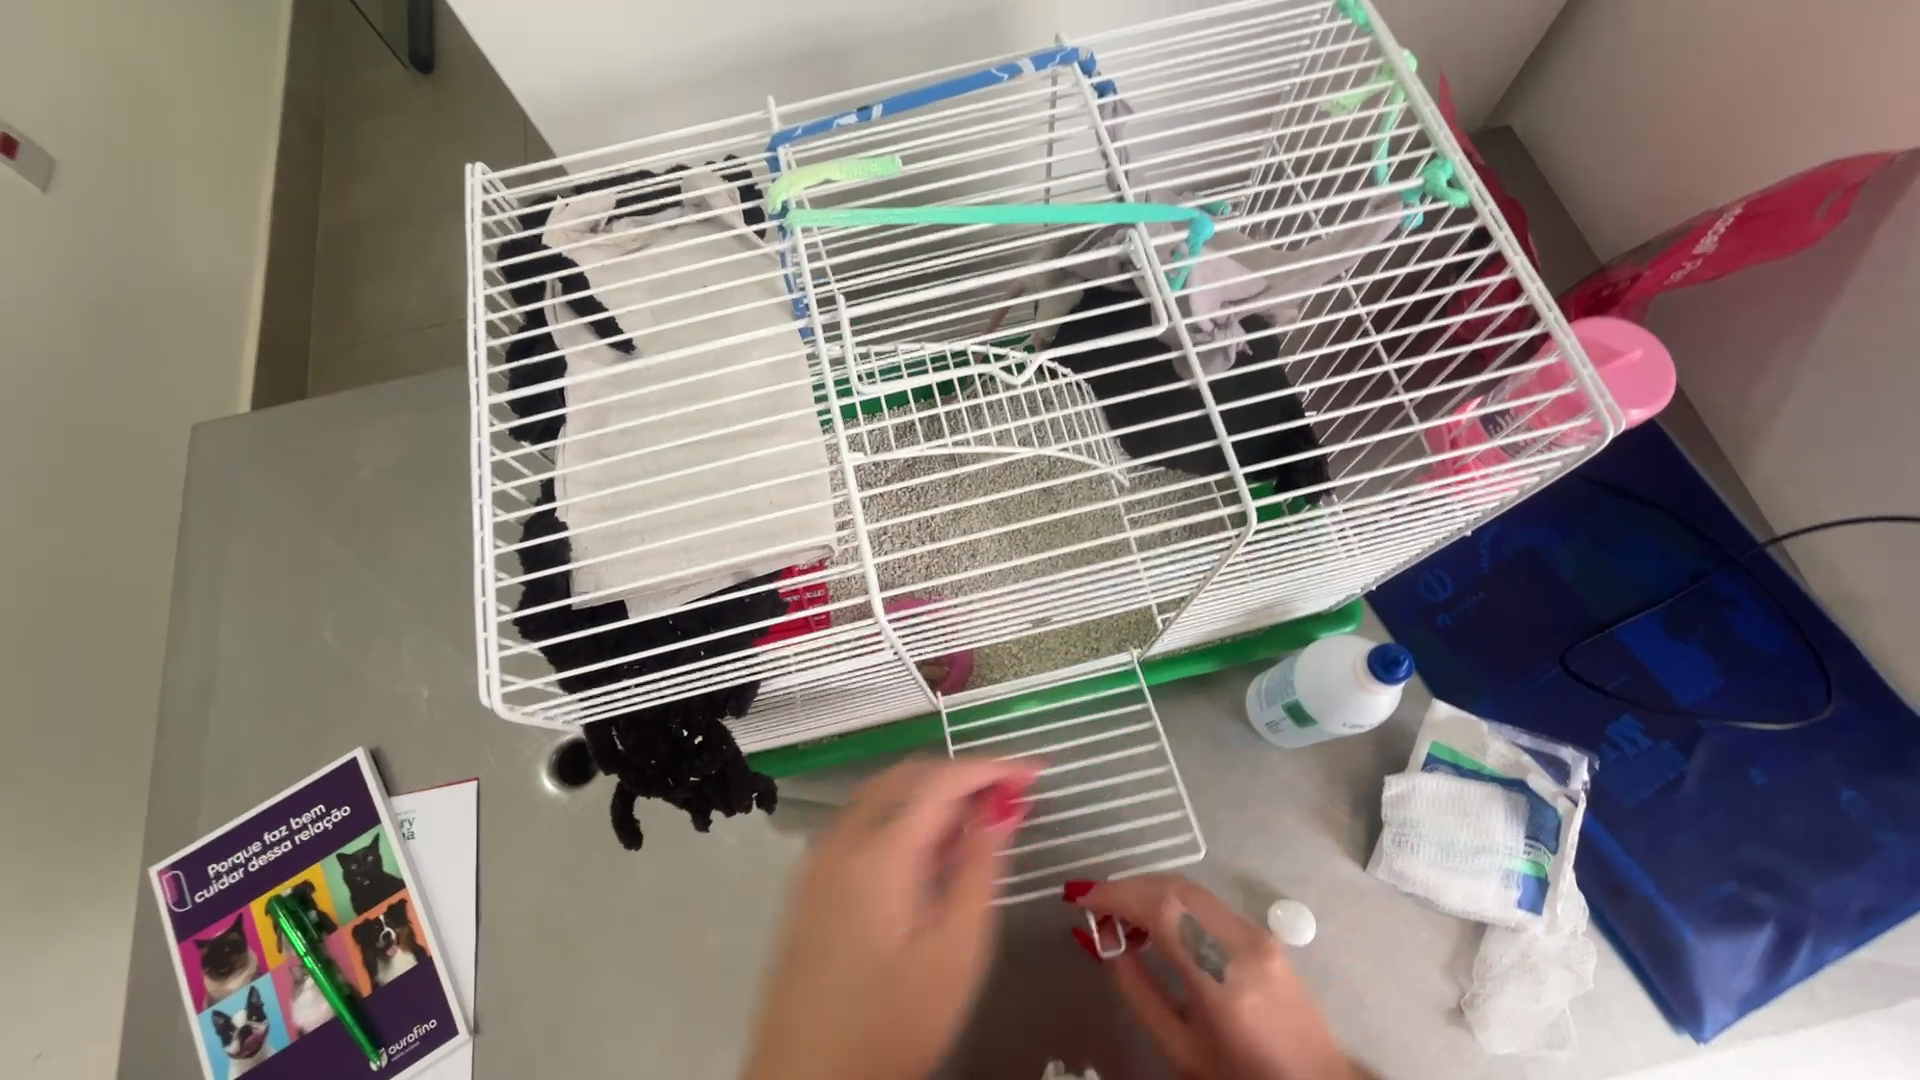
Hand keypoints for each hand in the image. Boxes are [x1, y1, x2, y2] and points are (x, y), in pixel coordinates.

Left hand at [741, 757, 1038, 1079]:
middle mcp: (841, 839)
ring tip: (982, 816)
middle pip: (908, 775)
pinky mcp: (812, 880)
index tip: (1036, 771)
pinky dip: (905, 812)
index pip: (941, 780)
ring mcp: (819, 857)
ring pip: (883, 792)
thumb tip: (1004, 806)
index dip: (992, 766)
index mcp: (877, 852)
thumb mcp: (955, 950)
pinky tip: (932, 845)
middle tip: (1014, 793)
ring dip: (934, 791)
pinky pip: (864, 819)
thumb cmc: (893, 1025)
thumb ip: (979, 866)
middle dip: (964, 774)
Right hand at [1068, 874, 1361, 1079]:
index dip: (1115, 896)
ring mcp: (1258, 933)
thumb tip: (1100, 942)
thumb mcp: (1180, 1048)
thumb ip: (1137, 990)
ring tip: (1116, 916)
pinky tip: (1151, 922)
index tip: (1080, 898)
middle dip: (1127, 887)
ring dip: (1147, 890)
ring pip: (1190, 888)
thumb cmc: (1243, 1079)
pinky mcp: (1262, 932)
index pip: (1161, 912)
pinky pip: (1205, 901)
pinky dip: (1170, 900)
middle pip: (1174, 888)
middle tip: (1092, 905)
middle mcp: (1243, 943)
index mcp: (1222, 981)